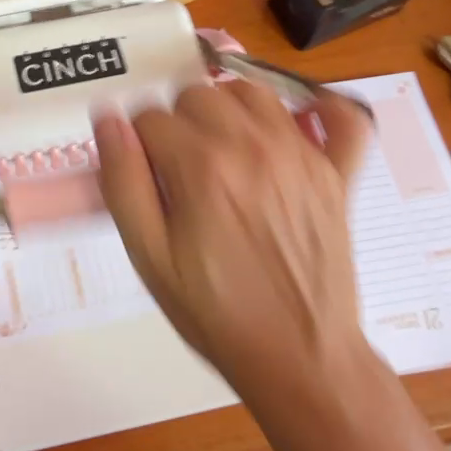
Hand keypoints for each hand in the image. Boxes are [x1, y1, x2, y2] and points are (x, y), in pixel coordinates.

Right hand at [93, 81, 372, 385]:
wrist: (299, 358)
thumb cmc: (215, 312)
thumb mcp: (149, 257)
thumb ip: (124, 181)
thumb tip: (109, 120)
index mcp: (202, 166)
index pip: (149, 117)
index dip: (137, 146)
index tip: (145, 179)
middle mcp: (253, 145)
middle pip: (197, 94)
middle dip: (177, 124)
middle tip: (178, 172)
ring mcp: (302, 155)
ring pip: (252, 91)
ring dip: (228, 108)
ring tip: (222, 150)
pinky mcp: (337, 173)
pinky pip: (342, 116)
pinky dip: (321, 108)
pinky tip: (296, 124)